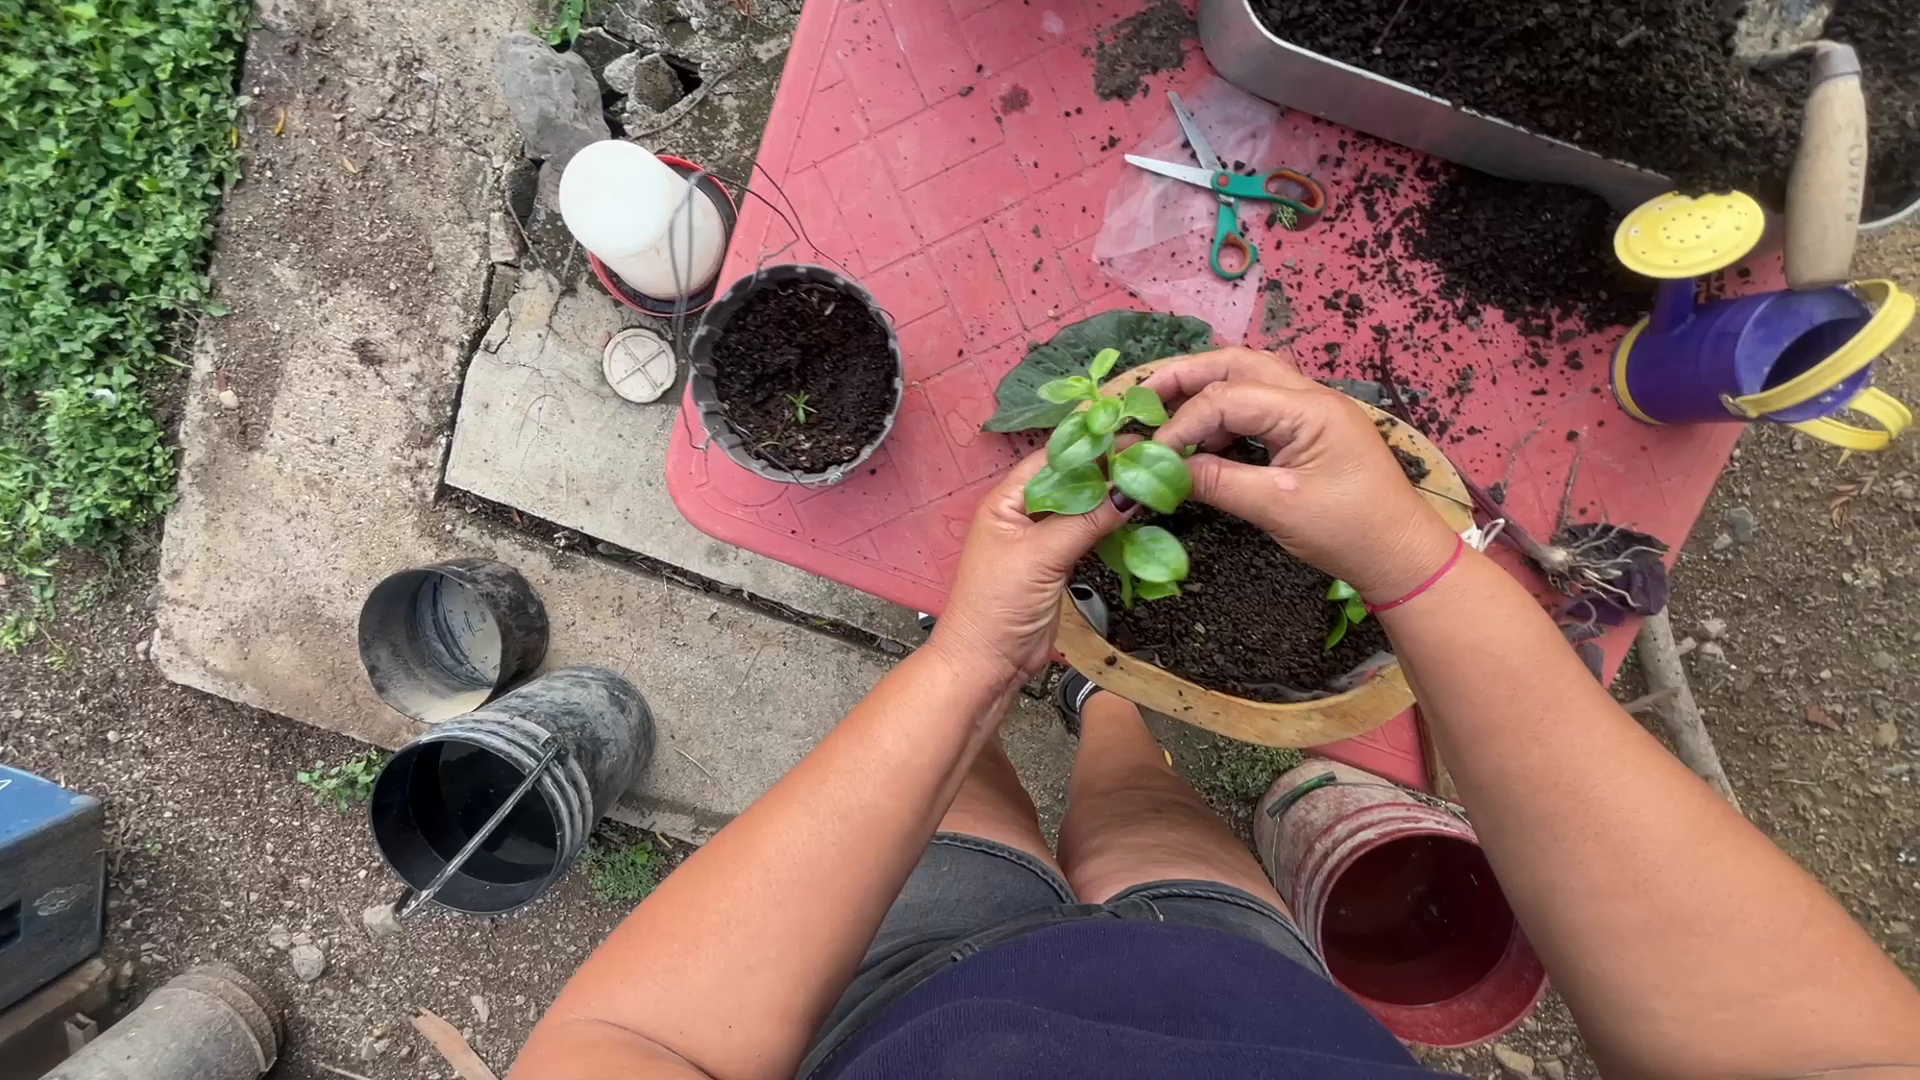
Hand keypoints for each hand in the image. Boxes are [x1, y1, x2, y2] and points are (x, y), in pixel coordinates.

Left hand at [931, 450, 1129, 685]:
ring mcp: (1041, 539)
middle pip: (1069, 480)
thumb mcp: (1041, 556)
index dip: (1088, 446)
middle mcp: (1023, 513)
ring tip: (1147, 480)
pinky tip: (1133, 515)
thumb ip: (1085, 521)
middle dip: (1104, 469)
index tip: (1128, 436)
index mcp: (1007, 500)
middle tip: (1148, 458)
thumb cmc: (997, 604)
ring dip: (1109, 497)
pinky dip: (1108, 525)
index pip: (1051, 459)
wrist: (989, 662)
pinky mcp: (1056, 563)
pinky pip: (1086, 533)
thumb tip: (1129, 492)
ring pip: (1080, 507)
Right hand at [1141, 348, 1458, 603]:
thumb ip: (1217, 482)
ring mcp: (1310, 411)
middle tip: (1141, 395)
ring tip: (1161, 408)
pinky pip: (1256, 406)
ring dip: (1202, 388)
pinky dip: (1221, 415)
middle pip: (1235, 365)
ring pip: (1246, 378)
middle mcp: (1309, 396)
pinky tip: (1199, 438)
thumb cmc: (1348, 531)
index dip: (1181, 424)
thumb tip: (1163, 471)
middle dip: (1184, 376)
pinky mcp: (1307, 431)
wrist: (1401, 554)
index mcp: (1308, 409)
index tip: (1149, 454)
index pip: (1226, 399)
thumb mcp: (1277, 508)